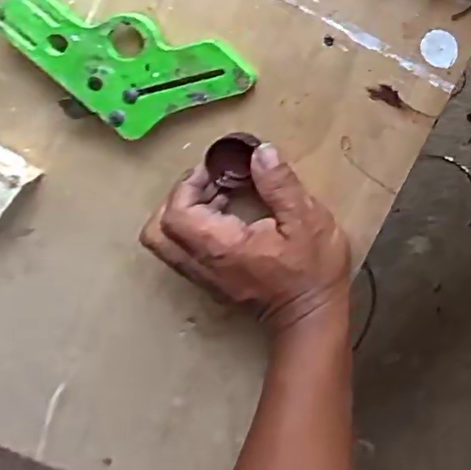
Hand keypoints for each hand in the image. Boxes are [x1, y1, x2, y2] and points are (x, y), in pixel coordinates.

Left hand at [140, 143, 351, 332]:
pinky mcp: (213, 280)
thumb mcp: (306, 218)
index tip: (219, 166)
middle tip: (213, 177)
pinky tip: (230, 210)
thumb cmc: (312, 269)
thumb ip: (280, 184)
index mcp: (221, 247)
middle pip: (158, 230)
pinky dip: (196, 223)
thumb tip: (260, 152)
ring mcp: (205, 276)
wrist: (313, 318)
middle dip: (179, 195)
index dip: (189, 183)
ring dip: (187, 209)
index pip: (176, 213)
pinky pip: (185, 248)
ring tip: (224, 189)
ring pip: (167, 242)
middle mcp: (203, 264)